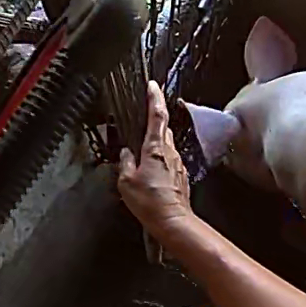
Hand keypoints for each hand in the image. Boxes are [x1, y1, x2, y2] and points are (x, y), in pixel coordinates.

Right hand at [117, 81, 199, 246]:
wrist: (172, 221)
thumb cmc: (150, 202)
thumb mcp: (126, 181)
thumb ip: (125, 162)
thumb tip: (125, 153)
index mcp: (155, 148)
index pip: (157, 115)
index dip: (154, 98)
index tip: (152, 85)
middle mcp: (170, 152)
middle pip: (163, 128)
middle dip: (154, 120)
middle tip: (143, 118)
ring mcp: (177, 163)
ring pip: (166, 145)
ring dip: (155, 143)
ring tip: (141, 152)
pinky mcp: (180, 175)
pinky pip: (168, 160)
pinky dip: (158, 159)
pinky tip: (149, 172)